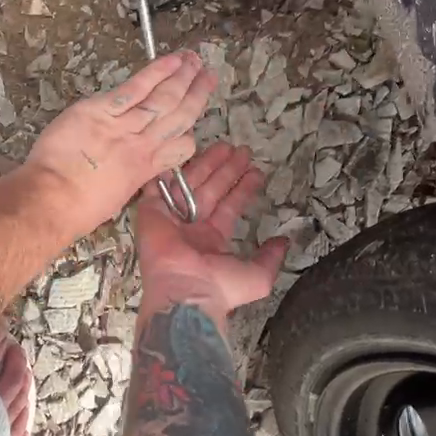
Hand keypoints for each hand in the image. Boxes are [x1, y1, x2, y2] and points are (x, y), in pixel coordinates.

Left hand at [24, 50, 216, 229]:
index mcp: (146, 169)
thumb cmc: (78, 207)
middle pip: (180, 115)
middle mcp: (142, 145)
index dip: (190, 130)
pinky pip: (134, 88)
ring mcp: (123, 126)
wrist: (52, 197)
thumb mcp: (116, 197)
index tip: (193, 115)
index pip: (183, 147)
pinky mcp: (100, 111)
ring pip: (163, 98)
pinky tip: (168, 60)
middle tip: (208, 75)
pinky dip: (154, 72)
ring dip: (181, 76)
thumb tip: (135, 166)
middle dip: (197, 93)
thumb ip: (131, 176)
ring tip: (193, 60)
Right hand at [135, 142, 287, 314]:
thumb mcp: (257, 276)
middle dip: (226, 170)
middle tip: (241, 150)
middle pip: (211, 190)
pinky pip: (158, 186)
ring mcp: (171, 216)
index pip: (229, 207)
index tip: (255, 170)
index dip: (242, 188)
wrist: (183, 289)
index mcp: (212, 240)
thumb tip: (284, 241)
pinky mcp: (151, 210)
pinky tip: (180, 152)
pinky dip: (166, 170)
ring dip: (206, 164)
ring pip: (189, 184)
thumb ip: (269, 257)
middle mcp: (191, 225)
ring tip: (224, 145)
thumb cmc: (218, 285)